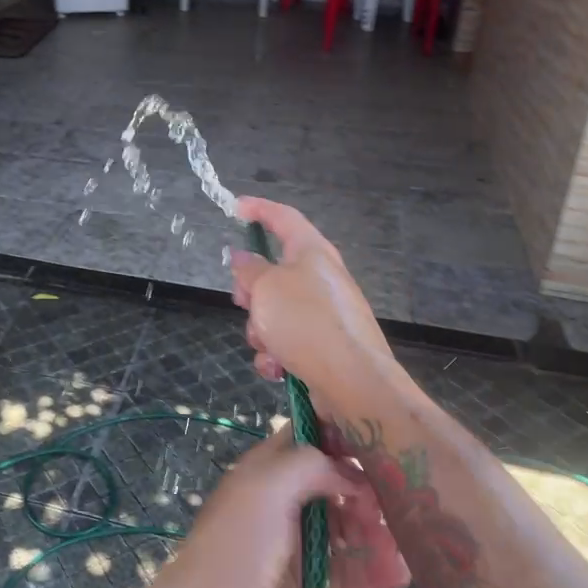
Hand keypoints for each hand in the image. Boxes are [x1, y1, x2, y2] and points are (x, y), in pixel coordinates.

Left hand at [146, 429, 410, 587]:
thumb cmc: (237, 545)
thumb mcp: (267, 489)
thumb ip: (310, 465)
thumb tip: (351, 473)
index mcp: (267, 468)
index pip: (309, 437)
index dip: (343, 436)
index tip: (384, 444)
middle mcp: (283, 498)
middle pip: (335, 483)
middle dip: (368, 490)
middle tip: (399, 504)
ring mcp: (295, 540)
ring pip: (345, 526)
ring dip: (375, 531)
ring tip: (406, 544)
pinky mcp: (306, 579)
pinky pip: (346, 568)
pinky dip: (371, 568)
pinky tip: (400, 572)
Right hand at [231, 197, 392, 394]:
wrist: (352, 380)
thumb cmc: (305, 322)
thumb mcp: (266, 288)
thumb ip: (249, 270)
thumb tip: (242, 257)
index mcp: (312, 252)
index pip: (283, 217)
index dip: (259, 209)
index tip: (235, 207)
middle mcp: (321, 278)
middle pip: (273, 272)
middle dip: (251, 291)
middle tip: (242, 302)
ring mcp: (324, 313)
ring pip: (275, 312)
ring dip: (261, 330)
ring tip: (267, 346)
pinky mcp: (324, 345)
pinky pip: (287, 342)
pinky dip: (276, 354)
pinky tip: (277, 368)